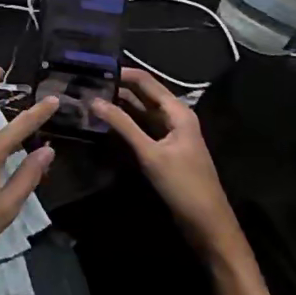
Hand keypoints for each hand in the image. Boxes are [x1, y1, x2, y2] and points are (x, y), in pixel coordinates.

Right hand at [92, 67, 242, 255]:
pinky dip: (126, 123)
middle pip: (144, 94)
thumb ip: (123, 125)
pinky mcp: (165, 149)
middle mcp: (175, 116)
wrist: (208, 224)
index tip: (95, 70)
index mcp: (178, 111)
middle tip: (88, 84)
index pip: (146, 81)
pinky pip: (143, 127)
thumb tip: (94, 100)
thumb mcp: (150, 154)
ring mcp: (170, 133)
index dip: (122, 73)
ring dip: (120, 105)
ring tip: (91, 98)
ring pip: (142, 111)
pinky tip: (107, 122)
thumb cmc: (183, 185)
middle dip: (118, 88)